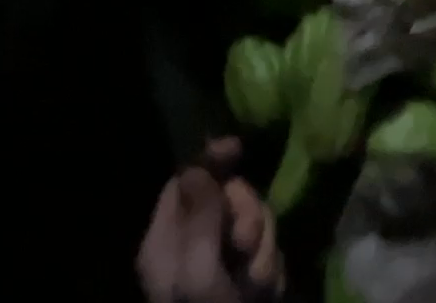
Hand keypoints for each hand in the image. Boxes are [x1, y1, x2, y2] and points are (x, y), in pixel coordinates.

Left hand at [137, 137, 284, 302]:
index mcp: (165, 241)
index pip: (186, 180)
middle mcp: (193, 246)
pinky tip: (262, 289)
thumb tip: (199, 165)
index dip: (211, 161)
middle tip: (245, 246)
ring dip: (262, 247)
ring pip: (256, 220)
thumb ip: (201, 216)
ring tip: (254, 281)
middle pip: (230, 197)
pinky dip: (270, 266)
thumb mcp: (197, 271)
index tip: (238, 147)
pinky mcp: (249, 274)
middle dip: (247, 216)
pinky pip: (268, 248)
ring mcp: (222, 261)